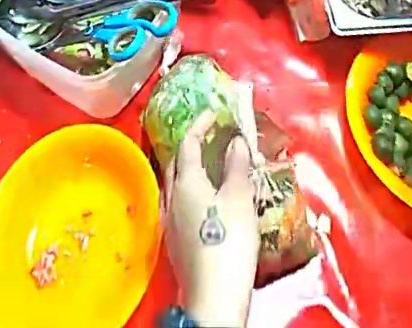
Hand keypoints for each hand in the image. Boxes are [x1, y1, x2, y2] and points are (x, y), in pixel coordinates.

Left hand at [165, 112, 257, 326]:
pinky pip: (181, 202)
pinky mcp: (177, 243)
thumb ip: (237, 166)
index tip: (214, 112)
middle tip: (212, 134)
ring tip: (210, 163)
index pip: (188, 142)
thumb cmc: (228, 241)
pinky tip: (207, 197)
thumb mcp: (239, 198)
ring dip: (191, 168)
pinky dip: (193, 189)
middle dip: (192, 145)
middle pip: (177, 162)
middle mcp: (172, 198)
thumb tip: (236, 141)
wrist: (214, 300)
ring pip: (177, 183)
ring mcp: (171, 222)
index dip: (201, 124)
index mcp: (185, 181)